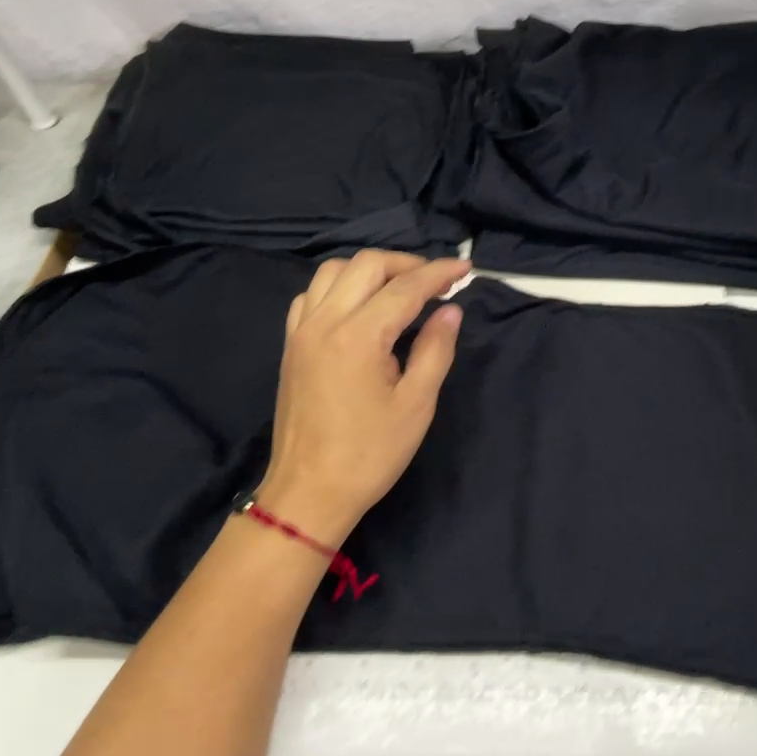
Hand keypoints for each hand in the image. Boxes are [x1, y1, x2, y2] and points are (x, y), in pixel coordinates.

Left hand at [256, 250, 470, 542]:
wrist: (310, 491)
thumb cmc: (370, 454)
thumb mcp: (416, 405)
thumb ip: (436, 350)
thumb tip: (449, 311)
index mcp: (358, 336)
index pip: (405, 287)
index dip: (438, 274)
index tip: (465, 269)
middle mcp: (325, 322)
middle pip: (366, 265)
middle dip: (406, 264)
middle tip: (436, 283)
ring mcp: (302, 331)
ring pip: (334, 271)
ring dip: (370, 271)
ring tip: (399, 290)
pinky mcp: (291, 344)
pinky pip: (312, 295)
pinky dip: (339, 287)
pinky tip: (358, 306)